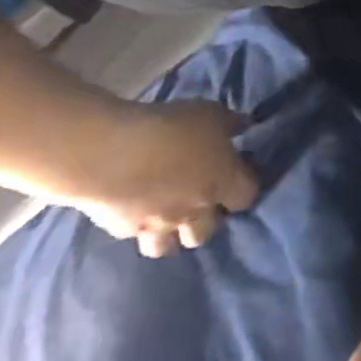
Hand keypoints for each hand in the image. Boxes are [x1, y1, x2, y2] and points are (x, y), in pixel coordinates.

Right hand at [59, 101, 260, 256]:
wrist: (112, 153)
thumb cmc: (173, 127)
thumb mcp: (213, 113)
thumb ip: (233, 124)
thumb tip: (247, 125)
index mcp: (221, 183)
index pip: (247, 197)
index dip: (245, 186)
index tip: (239, 171)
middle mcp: (194, 212)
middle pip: (208, 231)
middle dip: (208, 218)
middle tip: (201, 197)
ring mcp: (158, 226)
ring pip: (171, 247)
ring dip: (173, 234)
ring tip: (168, 215)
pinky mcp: (123, 231)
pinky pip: (137, 235)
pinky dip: (140, 225)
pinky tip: (136, 208)